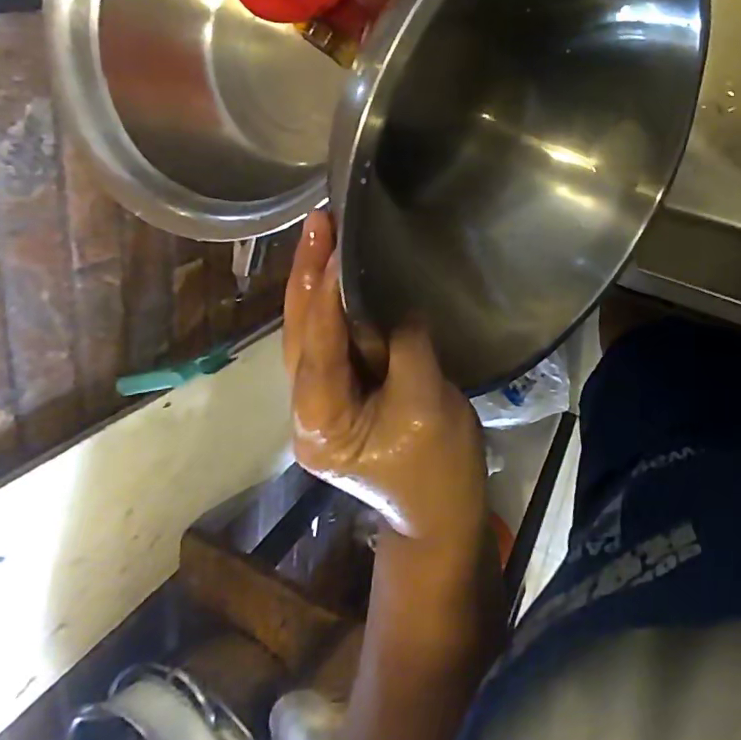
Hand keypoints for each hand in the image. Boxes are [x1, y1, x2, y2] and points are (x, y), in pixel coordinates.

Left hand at [283, 210, 485, 544]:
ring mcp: (322, 408)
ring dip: (316, 289)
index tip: (332, 240)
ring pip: (312, 339)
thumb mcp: (428, 405)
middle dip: (305, 276)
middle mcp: (306, 412)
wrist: (440, 516)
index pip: (317, 343)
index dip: (323, 290)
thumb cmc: (438, 468)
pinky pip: (335, 349)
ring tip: (325, 238)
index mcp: (321, 420)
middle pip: (300, 334)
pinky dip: (338, 312)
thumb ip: (406, 349)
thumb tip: (395, 306)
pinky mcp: (343, 402)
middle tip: (317, 223)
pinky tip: (346, 283)